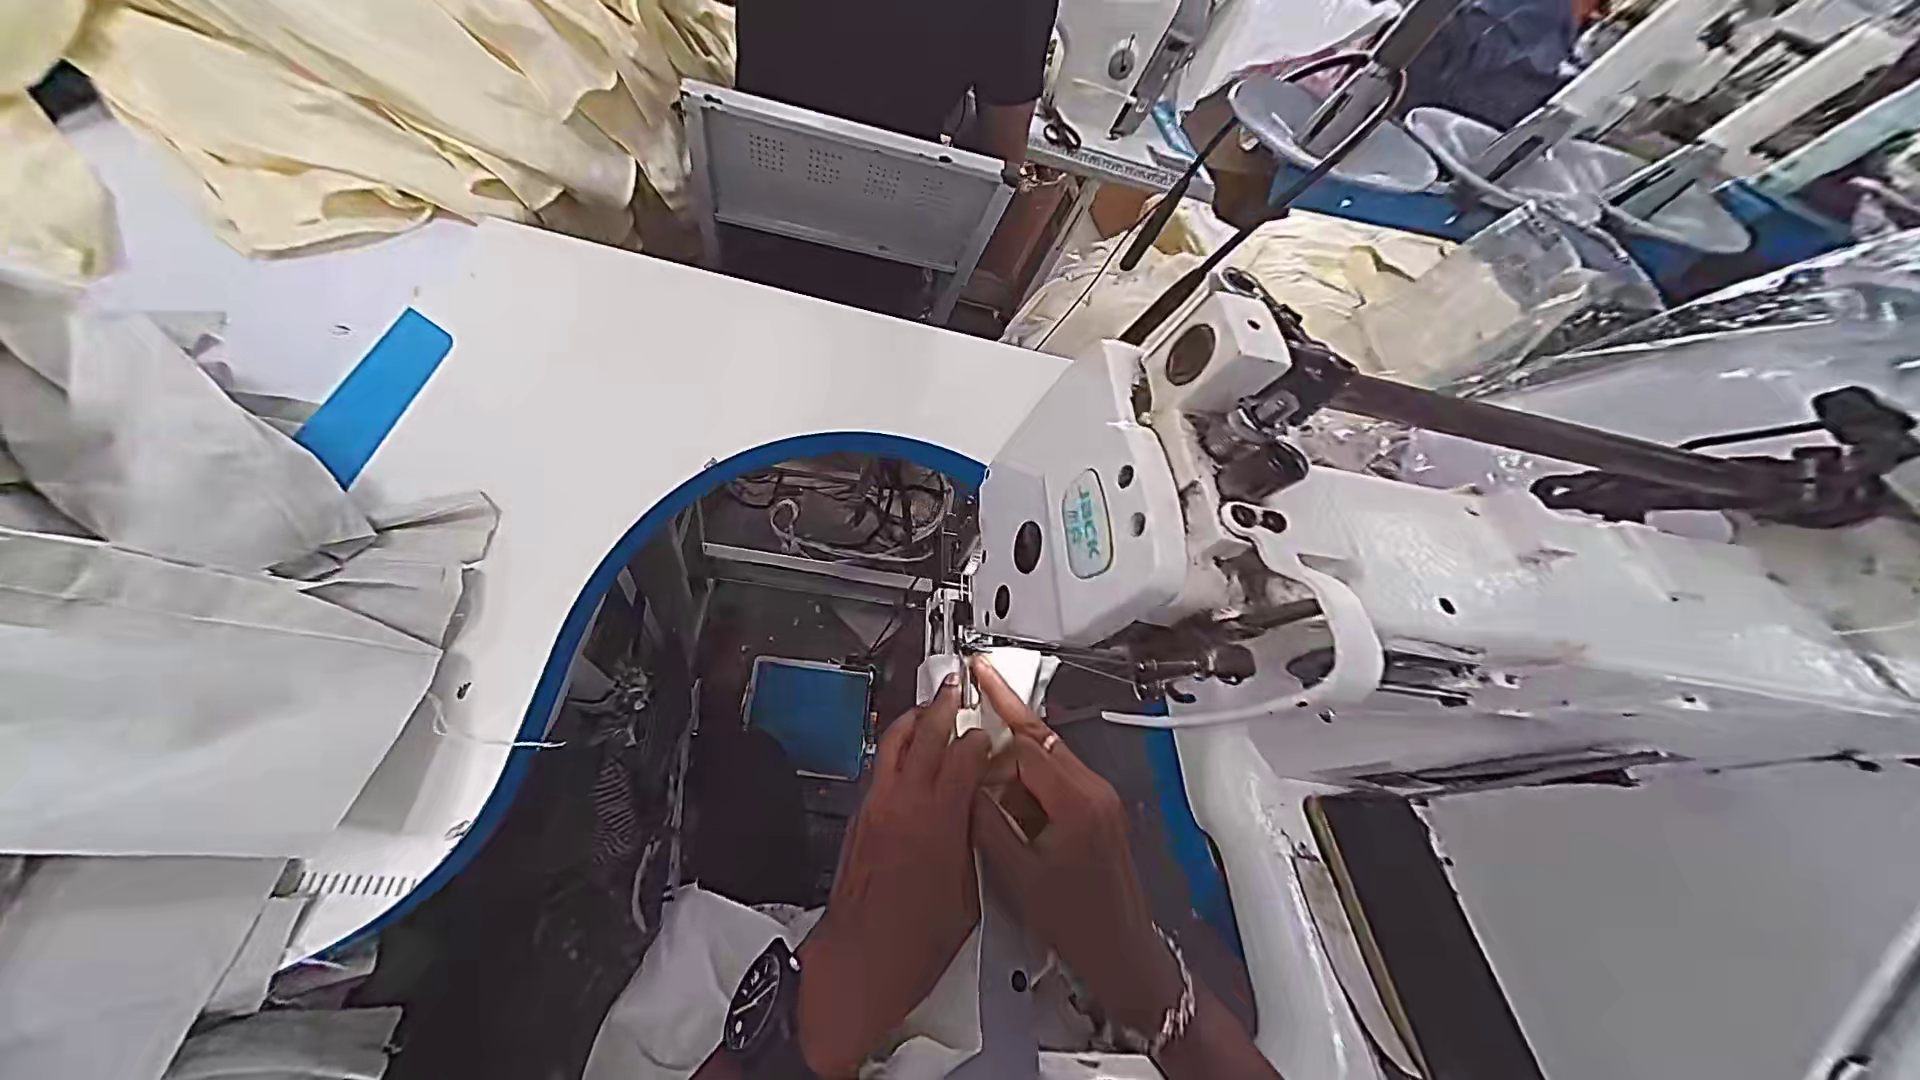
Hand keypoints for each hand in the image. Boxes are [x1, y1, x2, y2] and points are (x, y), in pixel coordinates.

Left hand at [797, 677, 990, 1076]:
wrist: (859, 961)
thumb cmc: (914, 942)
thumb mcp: (969, 893)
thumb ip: (975, 841)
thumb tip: (978, 815)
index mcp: (940, 820)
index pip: (963, 755)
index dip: (978, 739)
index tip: (986, 736)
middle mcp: (906, 803)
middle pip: (927, 733)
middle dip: (945, 704)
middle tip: (956, 686)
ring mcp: (879, 805)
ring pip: (896, 741)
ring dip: (915, 718)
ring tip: (928, 706)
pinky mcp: (861, 815)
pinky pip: (880, 764)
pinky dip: (896, 746)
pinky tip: (907, 749)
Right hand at [967, 656, 1186, 1036]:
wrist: (1121, 952)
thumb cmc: (1078, 924)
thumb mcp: (1016, 873)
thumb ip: (986, 819)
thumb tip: (965, 781)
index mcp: (1076, 802)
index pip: (1028, 744)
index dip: (994, 727)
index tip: (976, 695)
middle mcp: (1093, 790)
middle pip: (1039, 741)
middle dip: (1001, 737)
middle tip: (972, 727)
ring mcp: (1098, 798)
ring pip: (1046, 758)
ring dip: (1013, 767)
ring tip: (989, 797)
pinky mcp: (1096, 808)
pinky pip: (1056, 779)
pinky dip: (1028, 785)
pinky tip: (1010, 809)